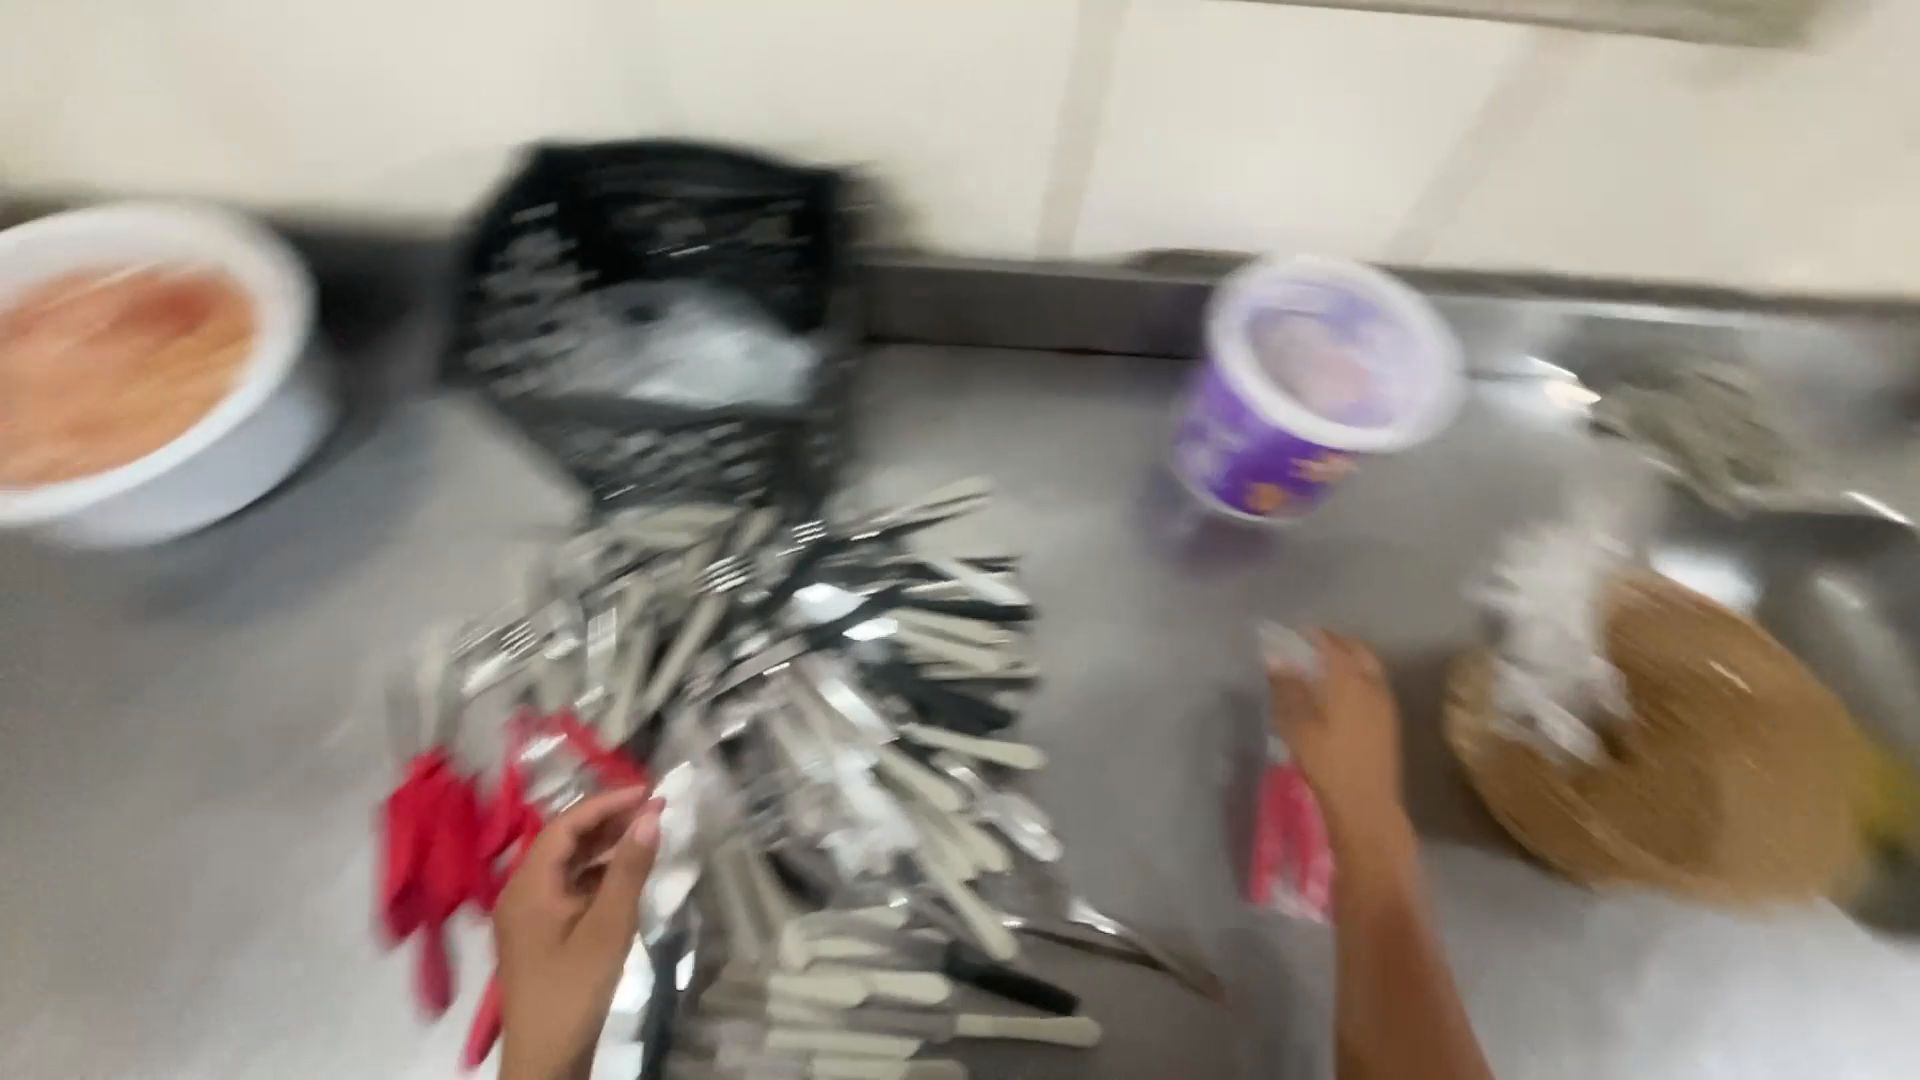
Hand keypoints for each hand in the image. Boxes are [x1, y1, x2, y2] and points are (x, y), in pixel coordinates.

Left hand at [495, 787, 661, 1079]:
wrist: (546, 1062)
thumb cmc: (573, 989)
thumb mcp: (608, 926)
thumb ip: (628, 868)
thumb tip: (650, 816)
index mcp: (528, 887)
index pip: (565, 826)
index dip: (606, 803)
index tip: (648, 792)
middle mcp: (523, 894)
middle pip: (565, 842)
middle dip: (609, 820)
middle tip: (653, 808)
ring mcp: (532, 916)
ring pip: (570, 865)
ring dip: (607, 845)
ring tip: (647, 832)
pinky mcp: (544, 935)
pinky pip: (572, 887)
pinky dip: (601, 873)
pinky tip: (629, 873)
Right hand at [1268, 631, 1407, 844]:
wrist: (1365, 803)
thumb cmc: (1325, 760)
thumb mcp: (1295, 723)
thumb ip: (1286, 687)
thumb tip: (1275, 658)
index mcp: (1348, 679)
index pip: (1330, 644)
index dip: (1313, 635)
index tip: (1295, 632)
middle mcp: (1372, 684)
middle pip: (1357, 650)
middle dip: (1336, 642)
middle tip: (1312, 644)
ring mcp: (1386, 703)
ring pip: (1369, 667)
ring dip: (1349, 659)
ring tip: (1325, 666)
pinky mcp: (1390, 722)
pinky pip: (1374, 684)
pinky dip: (1358, 677)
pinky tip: (1342, 692)